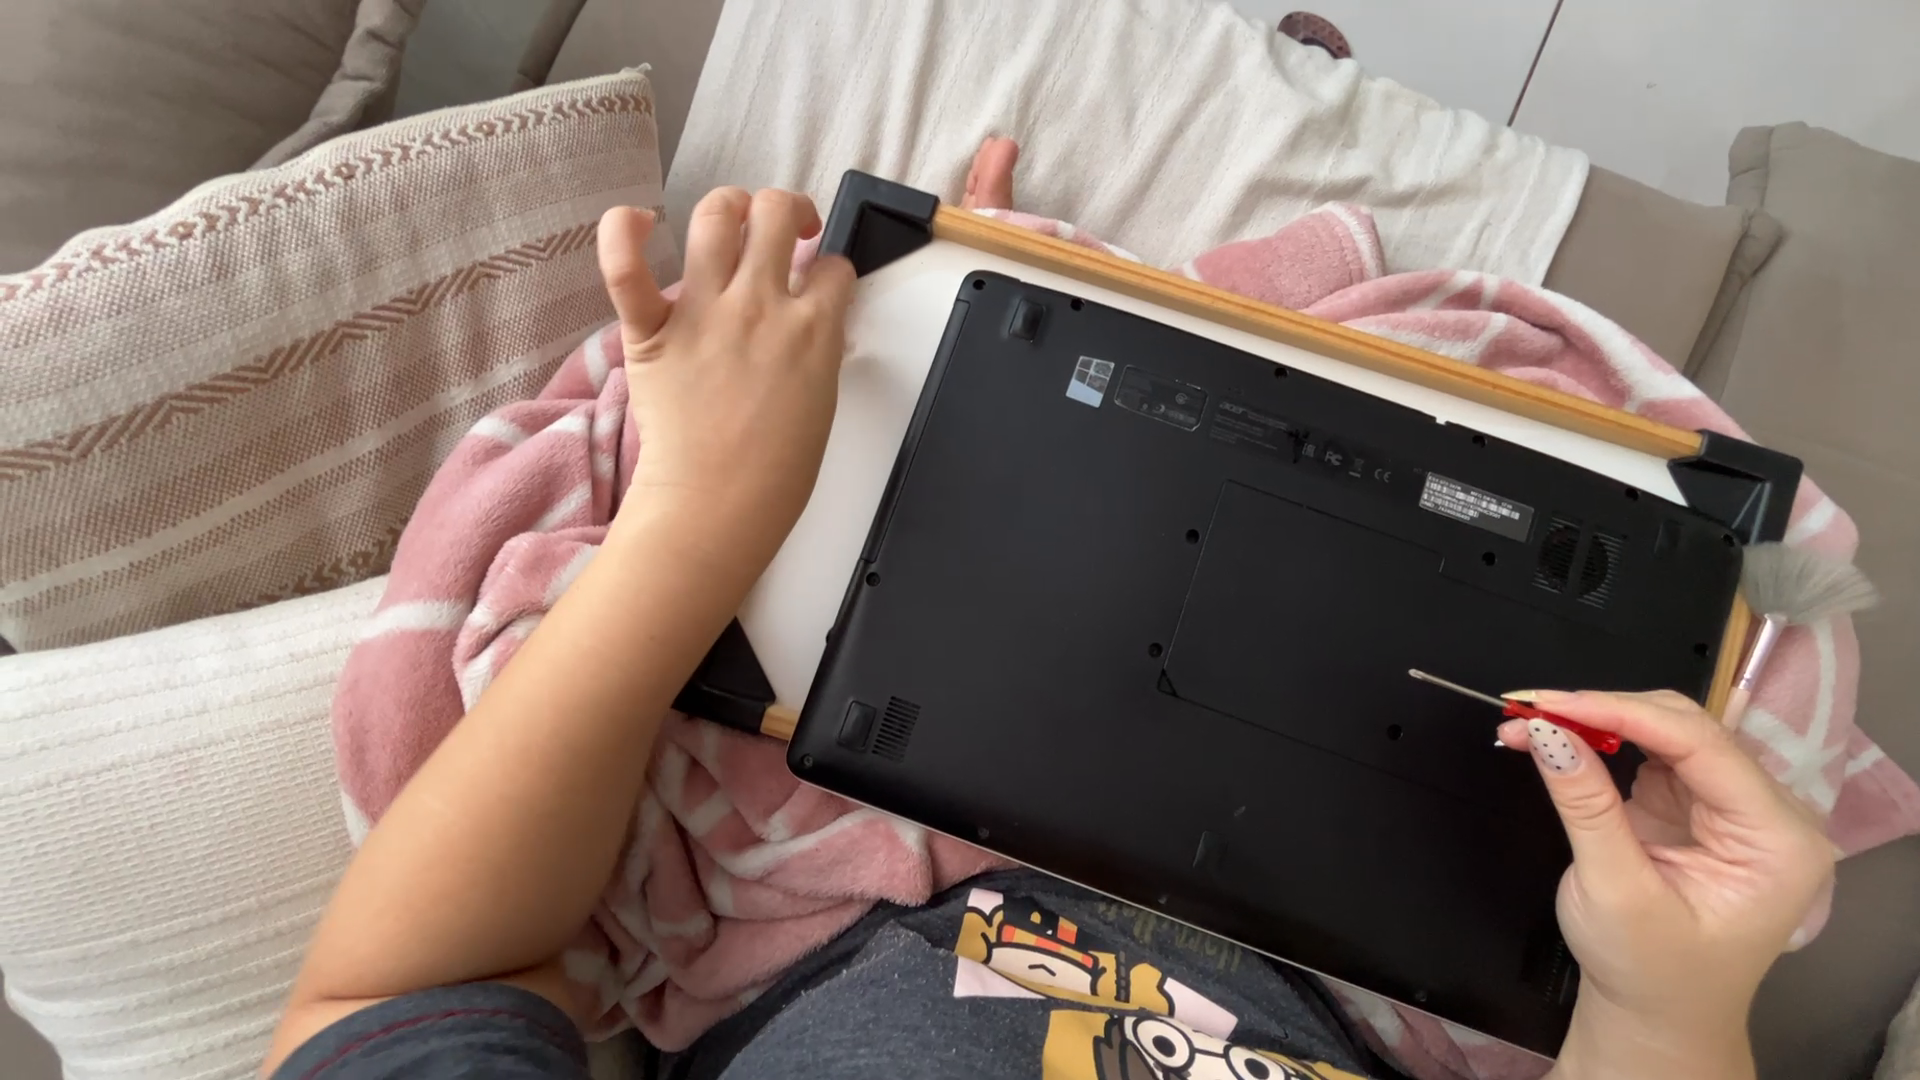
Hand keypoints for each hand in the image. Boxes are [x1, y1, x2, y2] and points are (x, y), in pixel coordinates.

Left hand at [595, 188, 856, 567]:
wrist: (722, 504)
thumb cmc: (778, 470)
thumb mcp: (822, 403)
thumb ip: (820, 352)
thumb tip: (813, 324)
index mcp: (814, 331)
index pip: (833, 269)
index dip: (832, 270)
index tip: (824, 281)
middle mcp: (762, 306)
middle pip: (778, 214)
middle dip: (788, 210)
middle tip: (788, 229)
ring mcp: (705, 313)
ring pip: (716, 215)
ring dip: (729, 205)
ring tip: (733, 218)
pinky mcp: (653, 330)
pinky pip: (626, 263)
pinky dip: (623, 231)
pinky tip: (638, 220)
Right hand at [1497, 691, 1833, 1077]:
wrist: (1658, 1008)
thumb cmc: (1650, 965)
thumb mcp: (1613, 888)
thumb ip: (1585, 805)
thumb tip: (1543, 733)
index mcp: (1775, 839)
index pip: (1699, 745)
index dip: (1618, 712)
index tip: (1544, 703)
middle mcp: (1763, 812)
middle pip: (1684, 726)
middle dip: (1600, 708)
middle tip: (1525, 710)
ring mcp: (1724, 804)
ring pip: (1659, 727)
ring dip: (1589, 717)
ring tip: (1526, 722)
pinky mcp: (1684, 802)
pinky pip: (1639, 748)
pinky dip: (1590, 736)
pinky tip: (1550, 735)